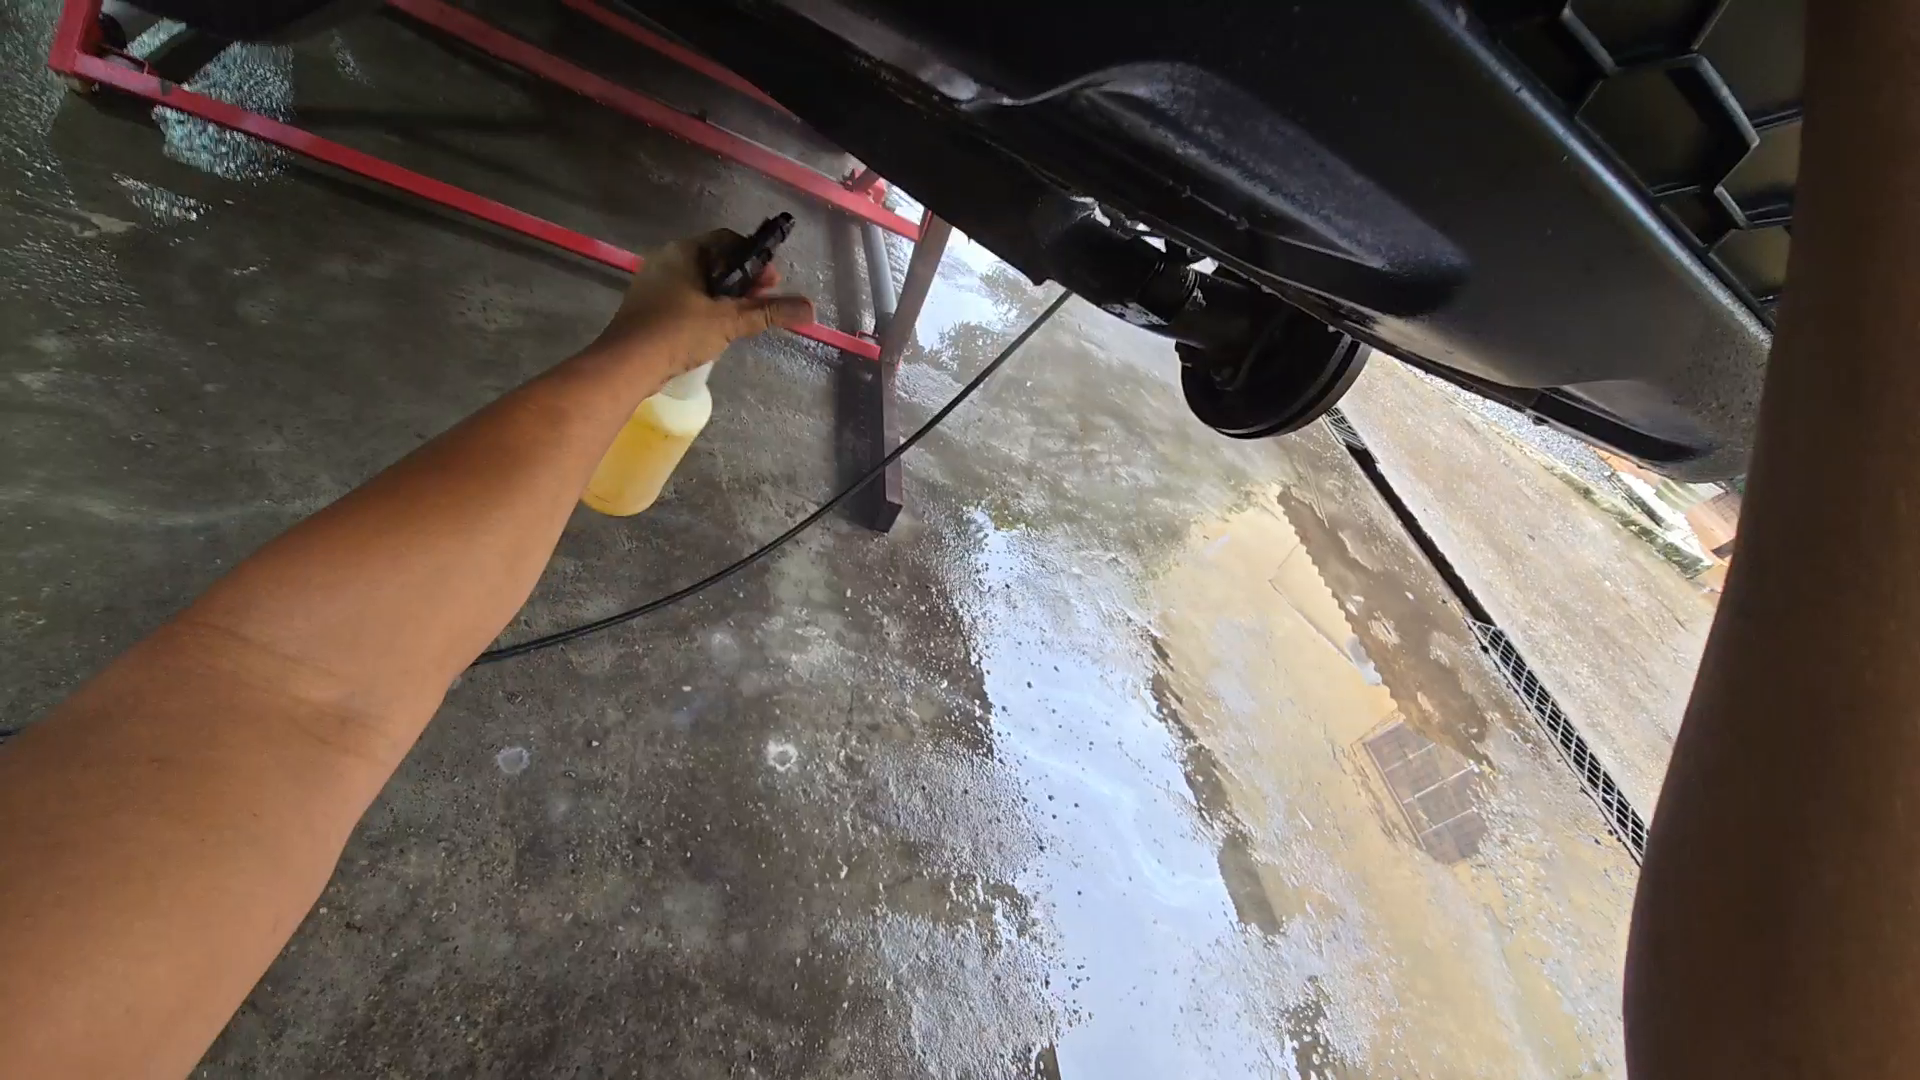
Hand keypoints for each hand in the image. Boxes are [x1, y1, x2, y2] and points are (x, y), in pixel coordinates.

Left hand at [590, 229, 815, 377]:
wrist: (627, 363)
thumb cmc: (677, 332)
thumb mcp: (729, 321)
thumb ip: (769, 313)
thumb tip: (811, 309)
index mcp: (684, 251)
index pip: (728, 240)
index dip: (755, 258)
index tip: (772, 282)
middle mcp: (667, 260)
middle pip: (716, 261)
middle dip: (744, 280)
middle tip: (764, 301)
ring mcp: (655, 284)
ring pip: (701, 282)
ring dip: (726, 296)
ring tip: (745, 318)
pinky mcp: (650, 307)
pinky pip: (686, 298)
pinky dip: (707, 308)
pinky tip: (717, 330)